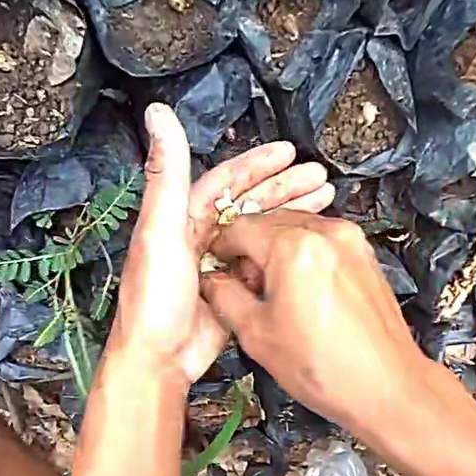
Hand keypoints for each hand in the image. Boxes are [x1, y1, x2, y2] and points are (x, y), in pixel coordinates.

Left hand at [105, 105, 333, 385]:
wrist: (156, 360)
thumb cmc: (152, 299)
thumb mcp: (160, 230)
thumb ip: (164, 173)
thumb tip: (156, 115)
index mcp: (179, 218)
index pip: (225, 181)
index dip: (257, 164)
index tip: (289, 152)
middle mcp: (197, 237)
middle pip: (249, 203)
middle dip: (284, 187)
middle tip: (318, 177)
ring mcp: (215, 265)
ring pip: (259, 232)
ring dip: (288, 215)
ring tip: (323, 202)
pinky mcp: (229, 292)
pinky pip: (260, 264)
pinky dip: (282, 253)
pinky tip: (304, 247)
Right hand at [200, 212, 434, 430]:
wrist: (387, 386)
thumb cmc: (326, 368)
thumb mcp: (257, 335)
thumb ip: (226, 297)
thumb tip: (213, 280)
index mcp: (295, 247)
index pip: (239, 227)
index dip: (220, 249)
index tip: (215, 269)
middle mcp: (326, 232)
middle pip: (268, 222)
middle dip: (249, 249)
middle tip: (242, 287)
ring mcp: (350, 240)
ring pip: (295, 228)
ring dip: (275, 250)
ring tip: (273, 293)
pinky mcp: (364, 254)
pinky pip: (320, 240)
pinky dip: (302, 255)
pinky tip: (300, 291)